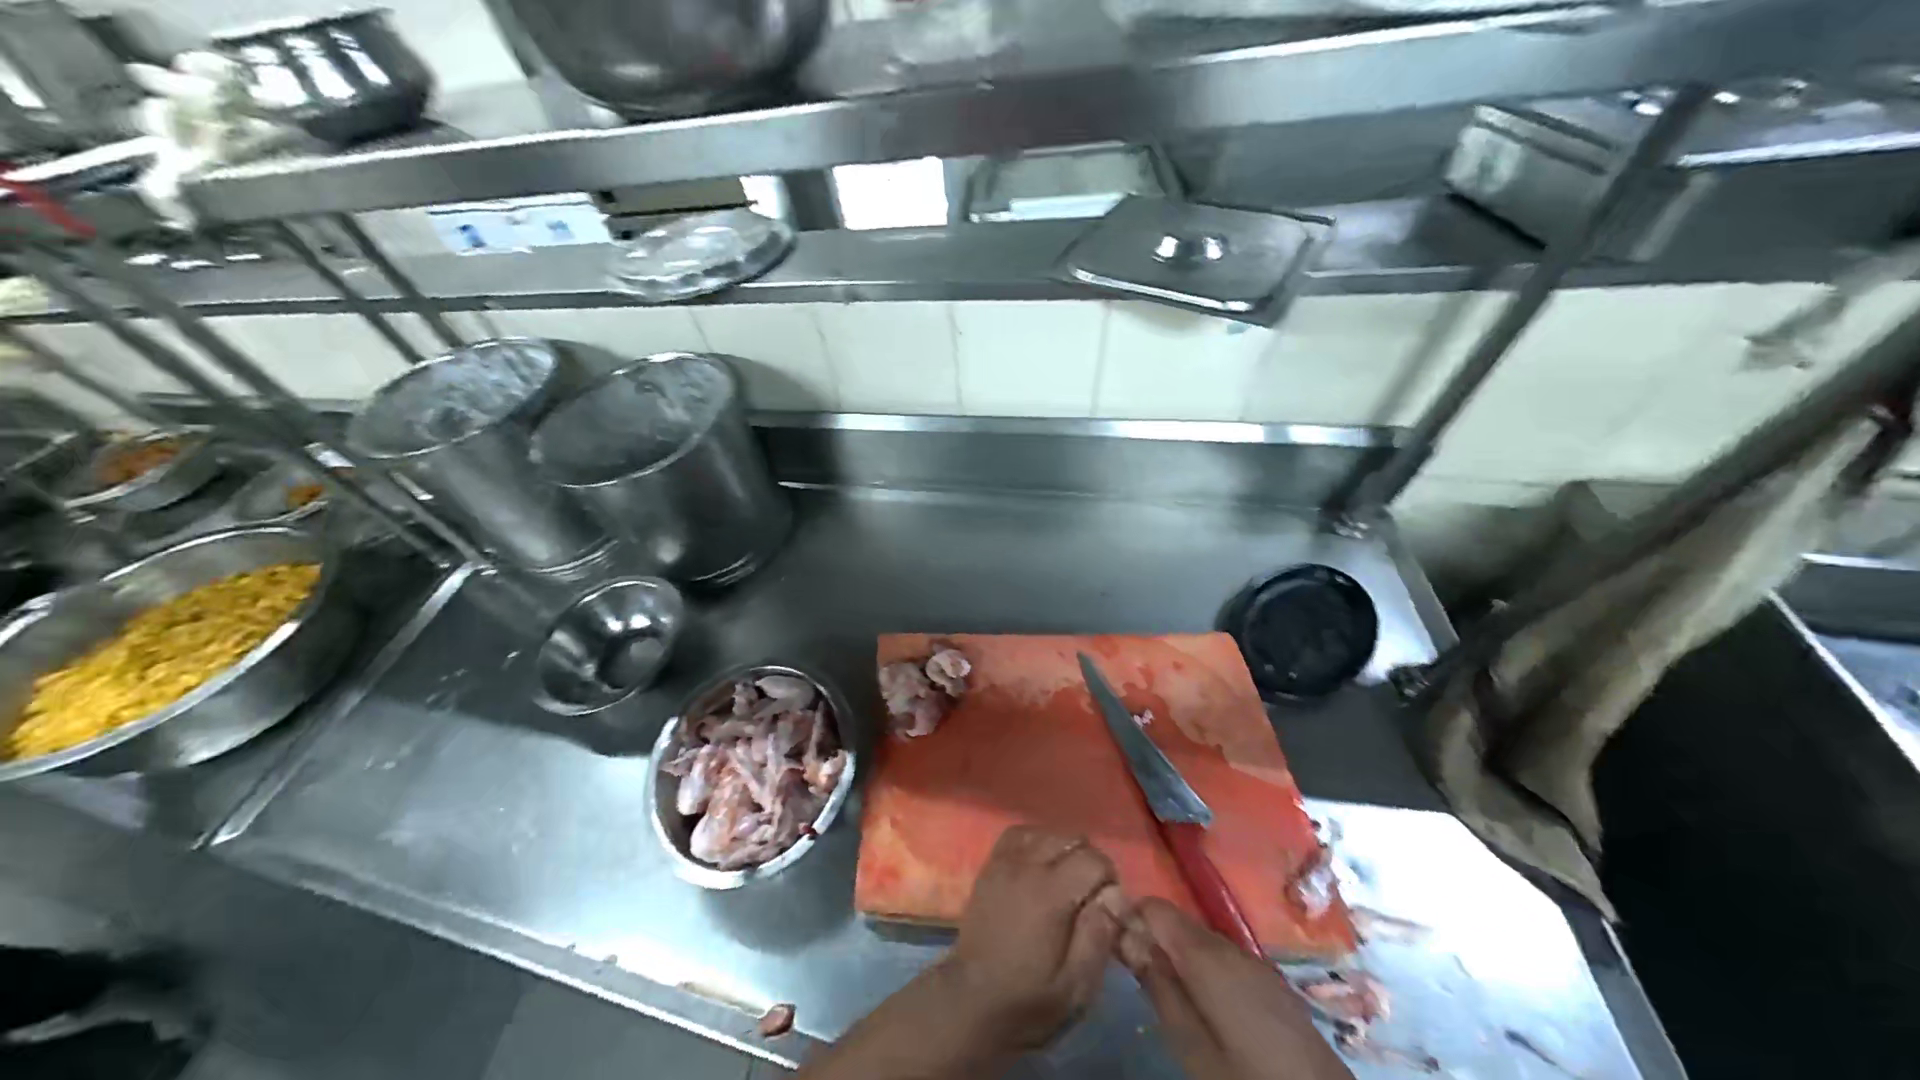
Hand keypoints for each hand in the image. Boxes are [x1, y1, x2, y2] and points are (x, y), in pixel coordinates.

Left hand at [941, 825, 1126, 1050]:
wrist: (972, 1002)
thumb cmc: (1029, 1000)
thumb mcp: (1076, 986)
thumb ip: (1098, 936)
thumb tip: (1114, 897)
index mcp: (1050, 895)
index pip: (1093, 859)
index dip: (1109, 878)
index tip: (1108, 904)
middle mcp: (1026, 867)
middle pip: (1071, 838)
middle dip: (1089, 860)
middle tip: (1090, 893)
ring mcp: (1004, 863)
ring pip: (1045, 832)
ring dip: (1063, 848)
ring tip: (1067, 878)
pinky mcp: (989, 867)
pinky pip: (1018, 835)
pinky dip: (1035, 840)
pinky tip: (1040, 863)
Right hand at [1118, 898, 1354, 1079]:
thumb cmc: (1246, 1077)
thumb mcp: (1190, 1043)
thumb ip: (1157, 986)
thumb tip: (1126, 938)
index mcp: (1205, 953)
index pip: (1154, 907)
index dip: (1130, 918)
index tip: (1113, 943)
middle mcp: (1229, 945)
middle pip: (1178, 923)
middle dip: (1152, 937)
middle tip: (1132, 973)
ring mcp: (1253, 961)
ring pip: (1200, 941)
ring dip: (1177, 955)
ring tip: (1163, 990)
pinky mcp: (1270, 981)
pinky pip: (1224, 959)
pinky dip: (1203, 969)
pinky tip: (1202, 1004)